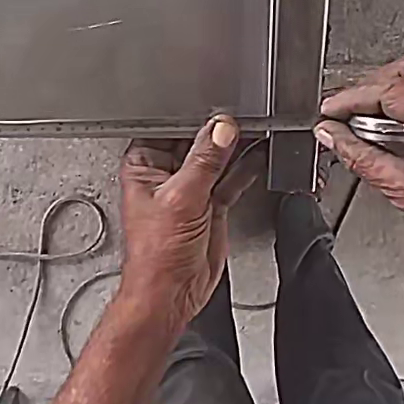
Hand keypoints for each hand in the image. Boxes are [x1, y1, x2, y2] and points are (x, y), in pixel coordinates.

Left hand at [118, 116, 257, 329]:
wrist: (173, 294)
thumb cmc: (156, 256)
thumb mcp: (181, 198)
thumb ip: (205, 161)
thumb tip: (221, 130)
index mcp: (144, 166)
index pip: (169, 129)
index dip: (192, 119)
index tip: (217, 110)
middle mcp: (166, 175)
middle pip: (196, 142)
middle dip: (218, 132)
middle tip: (241, 119)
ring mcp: (190, 190)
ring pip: (217, 159)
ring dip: (235, 148)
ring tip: (255, 131)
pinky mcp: (211, 204)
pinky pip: (231, 179)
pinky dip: (245, 168)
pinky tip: (258, 155)